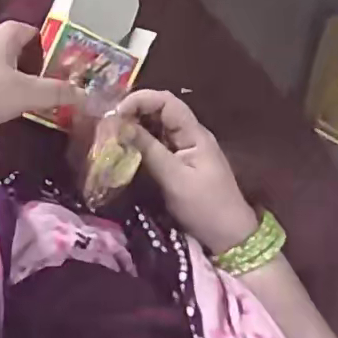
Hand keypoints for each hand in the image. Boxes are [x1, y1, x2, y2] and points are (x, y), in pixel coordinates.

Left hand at [0, 22, 86, 136]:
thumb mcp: (25, 94)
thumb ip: (56, 93)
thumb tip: (86, 95)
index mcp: (1, 37)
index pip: (26, 28)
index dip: (42, 39)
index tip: (56, 58)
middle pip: (9, 46)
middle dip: (27, 61)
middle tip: (45, 81)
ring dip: (9, 77)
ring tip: (25, 98)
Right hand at [120, 89, 257, 251]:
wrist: (229, 237)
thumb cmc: (206, 207)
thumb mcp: (175, 179)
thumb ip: (148, 150)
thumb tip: (120, 125)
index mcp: (194, 133)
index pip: (166, 101)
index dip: (139, 100)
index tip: (115, 114)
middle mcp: (189, 135)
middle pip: (159, 110)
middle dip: (133, 112)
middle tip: (107, 125)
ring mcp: (184, 149)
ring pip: (156, 127)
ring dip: (134, 127)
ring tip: (111, 135)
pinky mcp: (178, 163)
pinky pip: (156, 144)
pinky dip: (139, 142)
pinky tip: (124, 149)